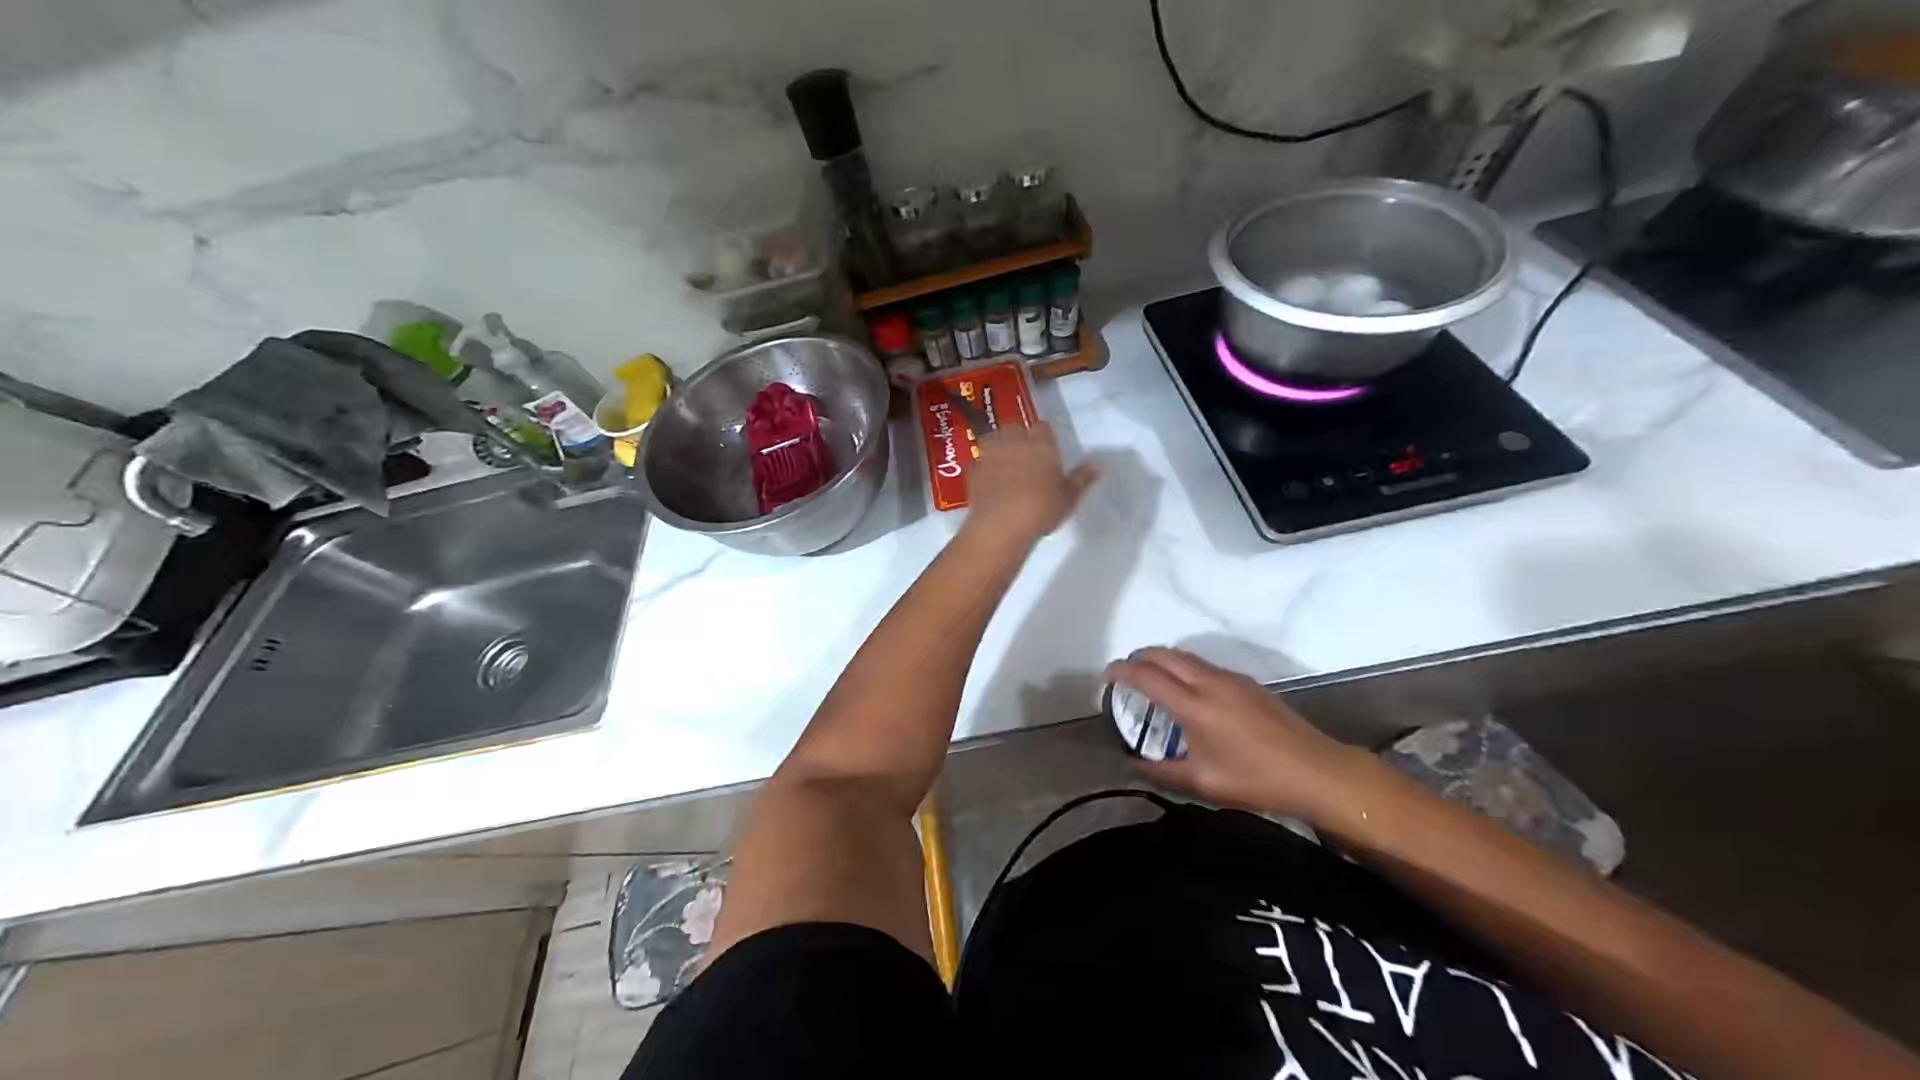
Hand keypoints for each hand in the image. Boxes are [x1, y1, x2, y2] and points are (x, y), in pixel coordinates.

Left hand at [966, 421, 1098, 539]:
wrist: (1002, 525)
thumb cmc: (1042, 509)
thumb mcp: (1069, 497)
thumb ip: (1082, 479)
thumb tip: (1098, 465)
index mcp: (1041, 443)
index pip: (1043, 427)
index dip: (1044, 437)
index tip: (1046, 452)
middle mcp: (1014, 441)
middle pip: (1014, 427)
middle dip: (1018, 438)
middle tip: (1025, 458)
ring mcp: (990, 454)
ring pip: (993, 439)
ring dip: (998, 447)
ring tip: (1004, 466)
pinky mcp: (973, 469)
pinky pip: (979, 461)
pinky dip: (984, 468)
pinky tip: (990, 483)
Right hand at [1107, 648, 1377, 822]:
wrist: (1318, 772)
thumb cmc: (1257, 781)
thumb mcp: (1203, 784)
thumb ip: (1161, 772)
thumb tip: (1132, 763)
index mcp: (1195, 707)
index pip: (1147, 676)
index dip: (1121, 671)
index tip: (1106, 677)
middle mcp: (1211, 683)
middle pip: (1164, 655)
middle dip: (1138, 658)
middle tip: (1123, 673)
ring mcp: (1232, 679)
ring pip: (1185, 656)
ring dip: (1161, 660)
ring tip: (1149, 678)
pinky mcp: (1247, 682)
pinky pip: (1204, 664)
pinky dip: (1182, 667)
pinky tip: (1184, 690)